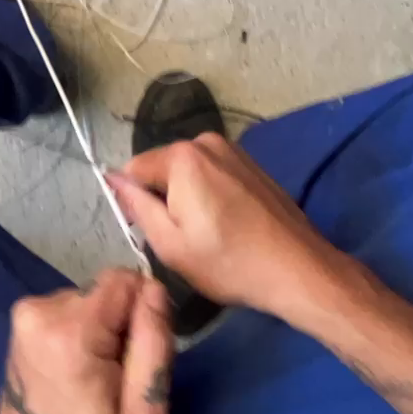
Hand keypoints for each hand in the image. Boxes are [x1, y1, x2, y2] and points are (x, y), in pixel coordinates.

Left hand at [0, 268, 173, 413]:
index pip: (122, 280)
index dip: (140, 310)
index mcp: (71, 332)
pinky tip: (73, 366)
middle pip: (103, 291)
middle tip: (116, 372)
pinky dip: (77, 331)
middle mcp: (41, 308)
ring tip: (93, 374)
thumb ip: (154, 344)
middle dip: (118, 324)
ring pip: (86, 299)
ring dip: (97, 329)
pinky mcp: (20, 316)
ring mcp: (25, 311)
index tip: (137, 350)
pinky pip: (66, 307)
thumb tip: (154, 285)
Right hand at [109, 132, 349, 326]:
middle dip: (163, 198)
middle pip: (161, 167)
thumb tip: (112, 177)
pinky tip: (228, 224)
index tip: (150, 232)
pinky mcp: (251, 163)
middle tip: (182, 239)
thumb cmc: (230, 262)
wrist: (301, 271)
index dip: (134, 202)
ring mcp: (232, 149)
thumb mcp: (170, 244)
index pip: (133, 169)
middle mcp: (204, 142)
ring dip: (187, 196)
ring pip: (187, 171)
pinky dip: (210, 194)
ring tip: (208, 233)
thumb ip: (135, 205)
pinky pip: (212, 173)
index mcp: (182, 156)